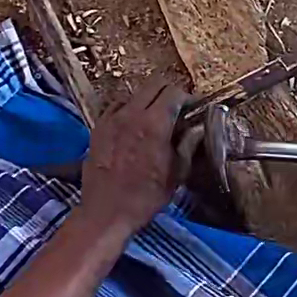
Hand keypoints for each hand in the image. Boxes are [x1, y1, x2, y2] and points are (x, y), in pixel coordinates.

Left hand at [76, 80, 188, 238]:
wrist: (106, 211)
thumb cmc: (146, 196)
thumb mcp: (176, 174)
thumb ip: (188, 145)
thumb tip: (197, 128)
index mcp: (155, 124)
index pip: (174, 92)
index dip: (187, 97)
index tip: (192, 107)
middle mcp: (132, 113)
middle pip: (154, 84)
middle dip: (169, 92)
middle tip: (176, 108)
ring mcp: (112, 117)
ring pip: (135, 93)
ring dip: (148, 100)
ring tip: (154, 118)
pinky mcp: (98, 125)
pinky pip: (116, 106)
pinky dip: (128, 109)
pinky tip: (132, 125)